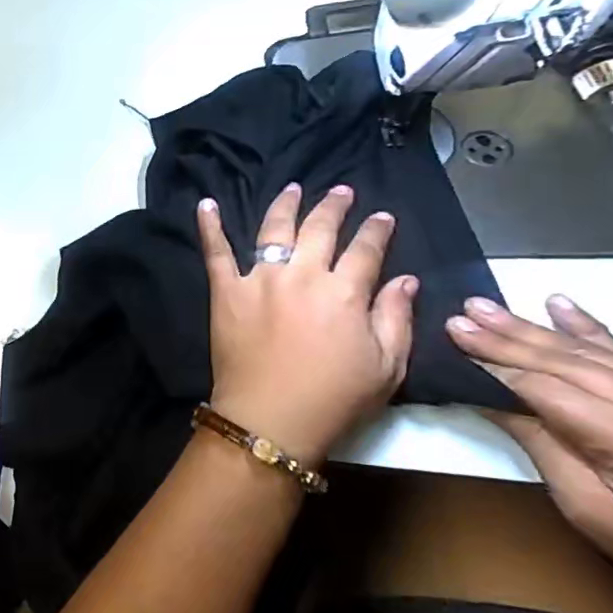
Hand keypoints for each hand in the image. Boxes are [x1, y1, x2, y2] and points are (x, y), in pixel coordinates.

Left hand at [198, 184, 415, 465]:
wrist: (270, 424)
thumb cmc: (335, 400)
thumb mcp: (386, 368)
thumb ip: (397, 318)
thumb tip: (406, 278)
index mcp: (344, 291)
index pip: (366, 248)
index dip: (377, 229)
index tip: (382, 216)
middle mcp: (303, 273)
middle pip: (321, 227)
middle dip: (334, 205)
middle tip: (341, 191)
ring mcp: (261, 278)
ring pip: (274, 228)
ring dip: (286, 203)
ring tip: (293, 188)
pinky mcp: (227, 291)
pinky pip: (217, 252)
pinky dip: (210, 227)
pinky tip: (206, 204)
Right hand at [446, 297, 612, 612]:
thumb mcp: (606, 525)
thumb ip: (550, 454)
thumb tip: (499, 402)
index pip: (552, 390)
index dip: (498, 363)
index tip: (455, 337)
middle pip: (571, 362)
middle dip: (511, 336)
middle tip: (464, 312)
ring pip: (599, 354)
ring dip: (540, 329)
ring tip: (492, 307)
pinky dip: (593, 333)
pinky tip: (563, 307)